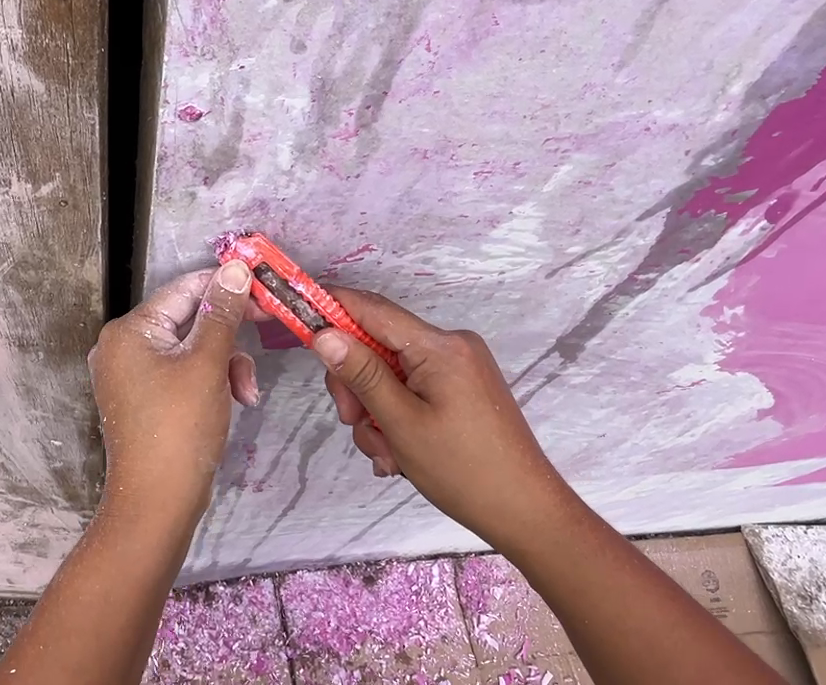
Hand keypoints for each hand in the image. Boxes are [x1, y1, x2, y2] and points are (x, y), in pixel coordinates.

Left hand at [87, 261, 261, 524]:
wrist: (157, 505)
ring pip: (192, 348)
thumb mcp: (208, 364)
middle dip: (229, 336)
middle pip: (188, 319)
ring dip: (226, 363)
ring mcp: (131, 374)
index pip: (184, 289)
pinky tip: (235, 401)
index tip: (265, 290)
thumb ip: (223, 313)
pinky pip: (183, 373)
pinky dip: (211, 381)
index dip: (227, 287)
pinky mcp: (145, 398)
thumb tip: (236, 268)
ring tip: (247, 393)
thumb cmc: (180, 429)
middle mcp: (123, 346)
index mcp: (129, 331)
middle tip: (265, 333)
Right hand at [312, 289, 573, 553]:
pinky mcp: (461, 389)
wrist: (530, 516)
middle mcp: (450, 345)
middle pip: (377, 344)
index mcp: (440, 345)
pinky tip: (398, 454)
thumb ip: (361, 374)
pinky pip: (411, 388)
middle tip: (352, 421)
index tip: (296, 319)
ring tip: (384, 453)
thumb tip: (322, 334)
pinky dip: (396, 415)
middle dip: (355, 382)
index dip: (330, 308)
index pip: (371, 308)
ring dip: (375, 409)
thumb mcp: (401, 423)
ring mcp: (458, 368)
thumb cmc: (464, 470)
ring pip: (390, 372)